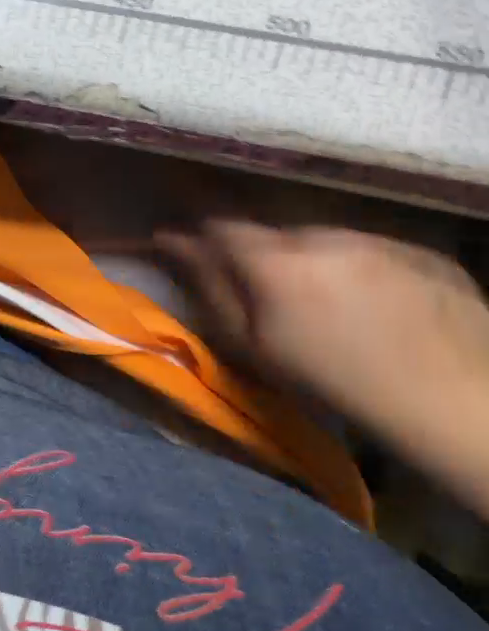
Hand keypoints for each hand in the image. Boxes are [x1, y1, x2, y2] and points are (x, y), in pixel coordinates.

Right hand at [161, 221, 488, 514]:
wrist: (456, 404)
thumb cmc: (332, 381)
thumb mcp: (250, 343)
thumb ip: (209, 286)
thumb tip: (174, 245)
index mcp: (274, 260)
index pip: (219, 226)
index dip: (200, 237)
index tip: (186, 250)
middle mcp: (326, 237)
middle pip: (275, 233)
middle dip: (262, 253)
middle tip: (265, 289)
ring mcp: (382, 243)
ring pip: (326, 240)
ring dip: (312, 259)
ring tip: (323, 298)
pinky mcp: (427, 255)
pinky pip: (373, 251)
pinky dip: (360, 268)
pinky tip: (372, 303)